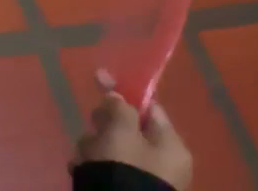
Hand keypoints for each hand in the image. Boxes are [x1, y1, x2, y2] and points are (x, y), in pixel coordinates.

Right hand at [73, 74, 192, 189]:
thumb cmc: (126, 165)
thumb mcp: (121, 129)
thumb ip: (120, 107)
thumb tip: (116, 97)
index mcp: (172, 144)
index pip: (149, 107)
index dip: (124, 91)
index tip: (98, 77)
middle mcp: (165, 160)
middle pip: (129, 125)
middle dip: (105, 122)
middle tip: (93, 124)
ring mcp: (148, 175)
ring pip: (114, 144)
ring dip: (96, 143)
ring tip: (87, 153)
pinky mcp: (130, 186)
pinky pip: (110, 163)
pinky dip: (95, 161)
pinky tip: (85, 164)